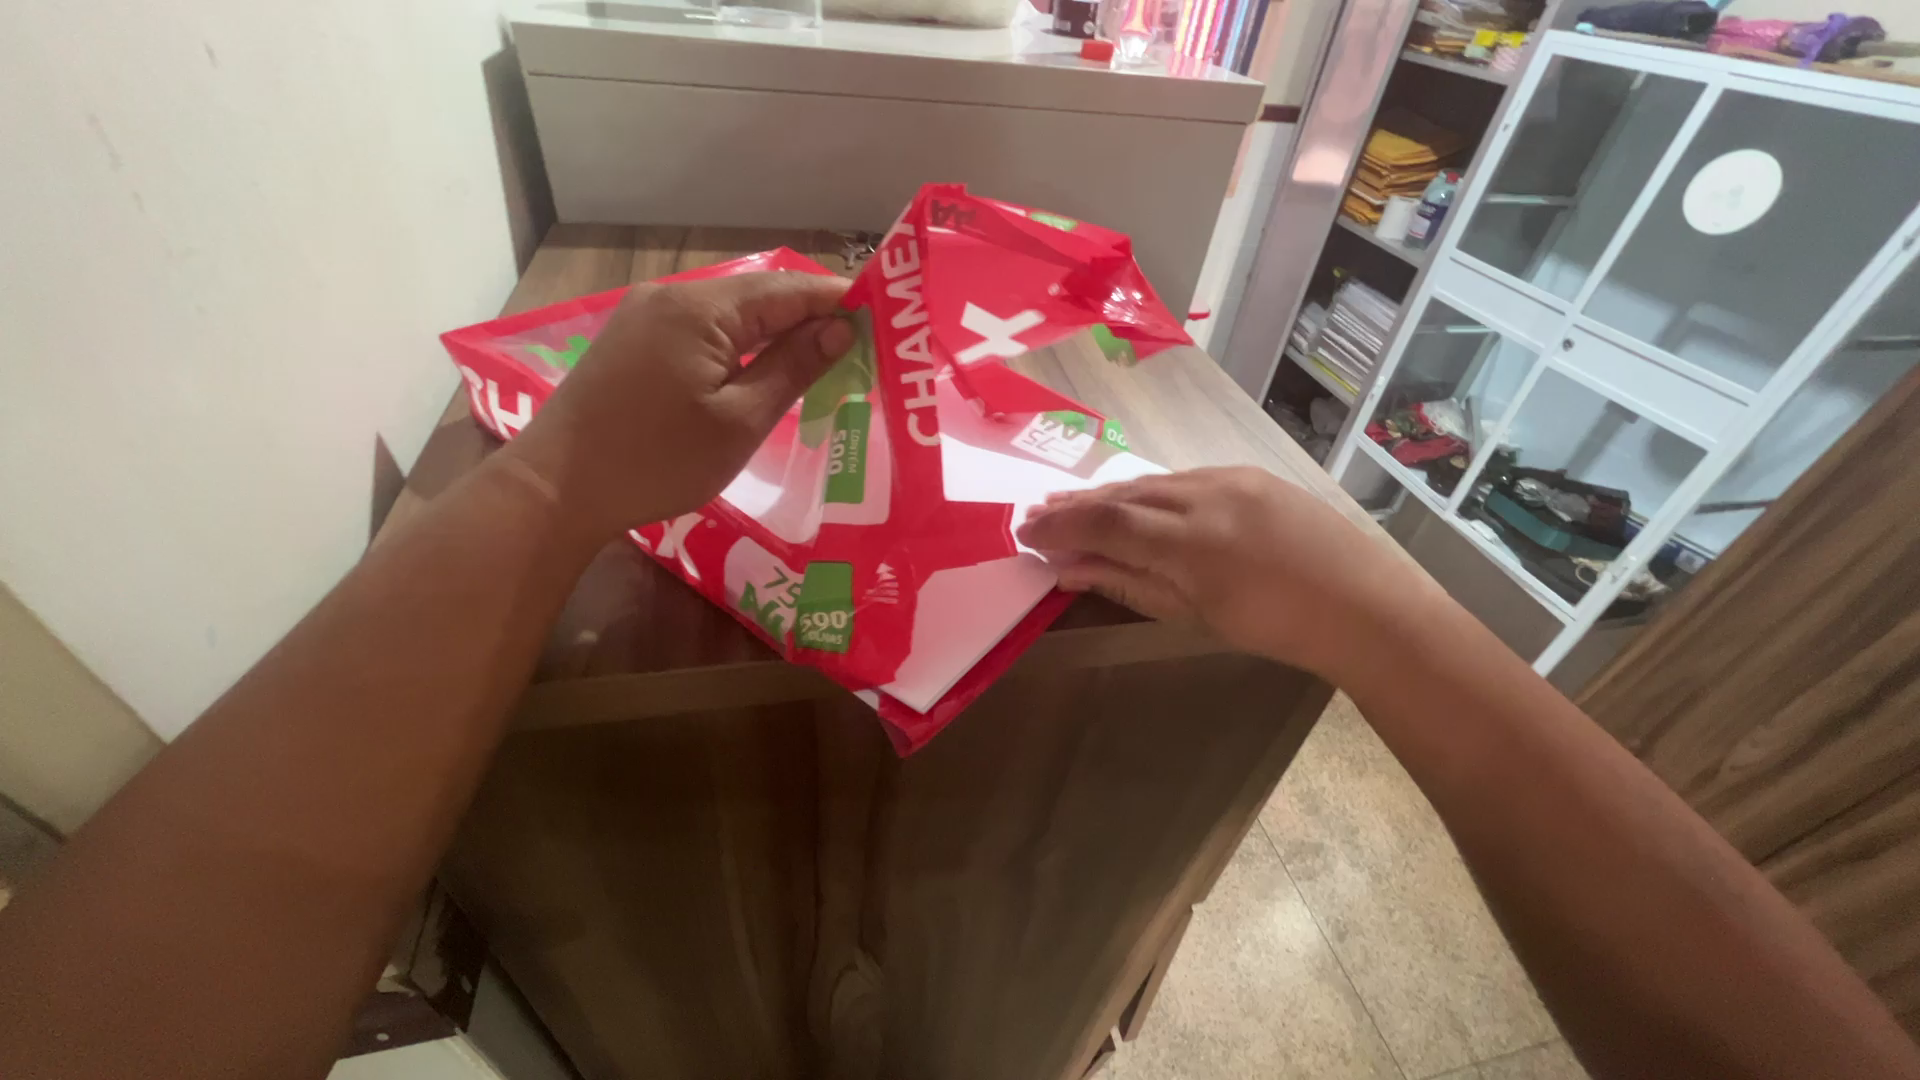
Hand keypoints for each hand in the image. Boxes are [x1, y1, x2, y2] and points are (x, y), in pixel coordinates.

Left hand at [501, 271, 854, 538]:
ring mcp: (645, 316)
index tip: (884, 319)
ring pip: (731, 315)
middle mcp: (671, 297)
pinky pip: (703, 332)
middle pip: (759, 296)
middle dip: (811, 317)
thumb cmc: (658, 460)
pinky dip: (741, 346)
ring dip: (777, 333)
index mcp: (701, 308)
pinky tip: (762, 369)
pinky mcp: (633, 342)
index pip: (789, 288)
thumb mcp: (740, 421)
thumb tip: (840, 330)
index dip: (839, 299)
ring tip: (822, 360)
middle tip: (860, 346)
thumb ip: (793, 368)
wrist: (557, 489)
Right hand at [1016, 466, 1444, 680]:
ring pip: (1150, 482)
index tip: (1025, 532)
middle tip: (1037, 513)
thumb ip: (1128, 583)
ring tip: (1072, 504)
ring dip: (1107, 495)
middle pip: (1122, 495)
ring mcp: (1228, 479)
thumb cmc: (1276, 627)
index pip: (1104, 524)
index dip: (1059, 527)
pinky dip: (1146, 491)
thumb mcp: (1193, 613)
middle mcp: (1203, 497)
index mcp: (1189, 542)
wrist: (1363, 604)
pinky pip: (1181, 478)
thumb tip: (1069, 568)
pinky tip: (1131, 500)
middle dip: (1075, 506)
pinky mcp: (1248, 474)